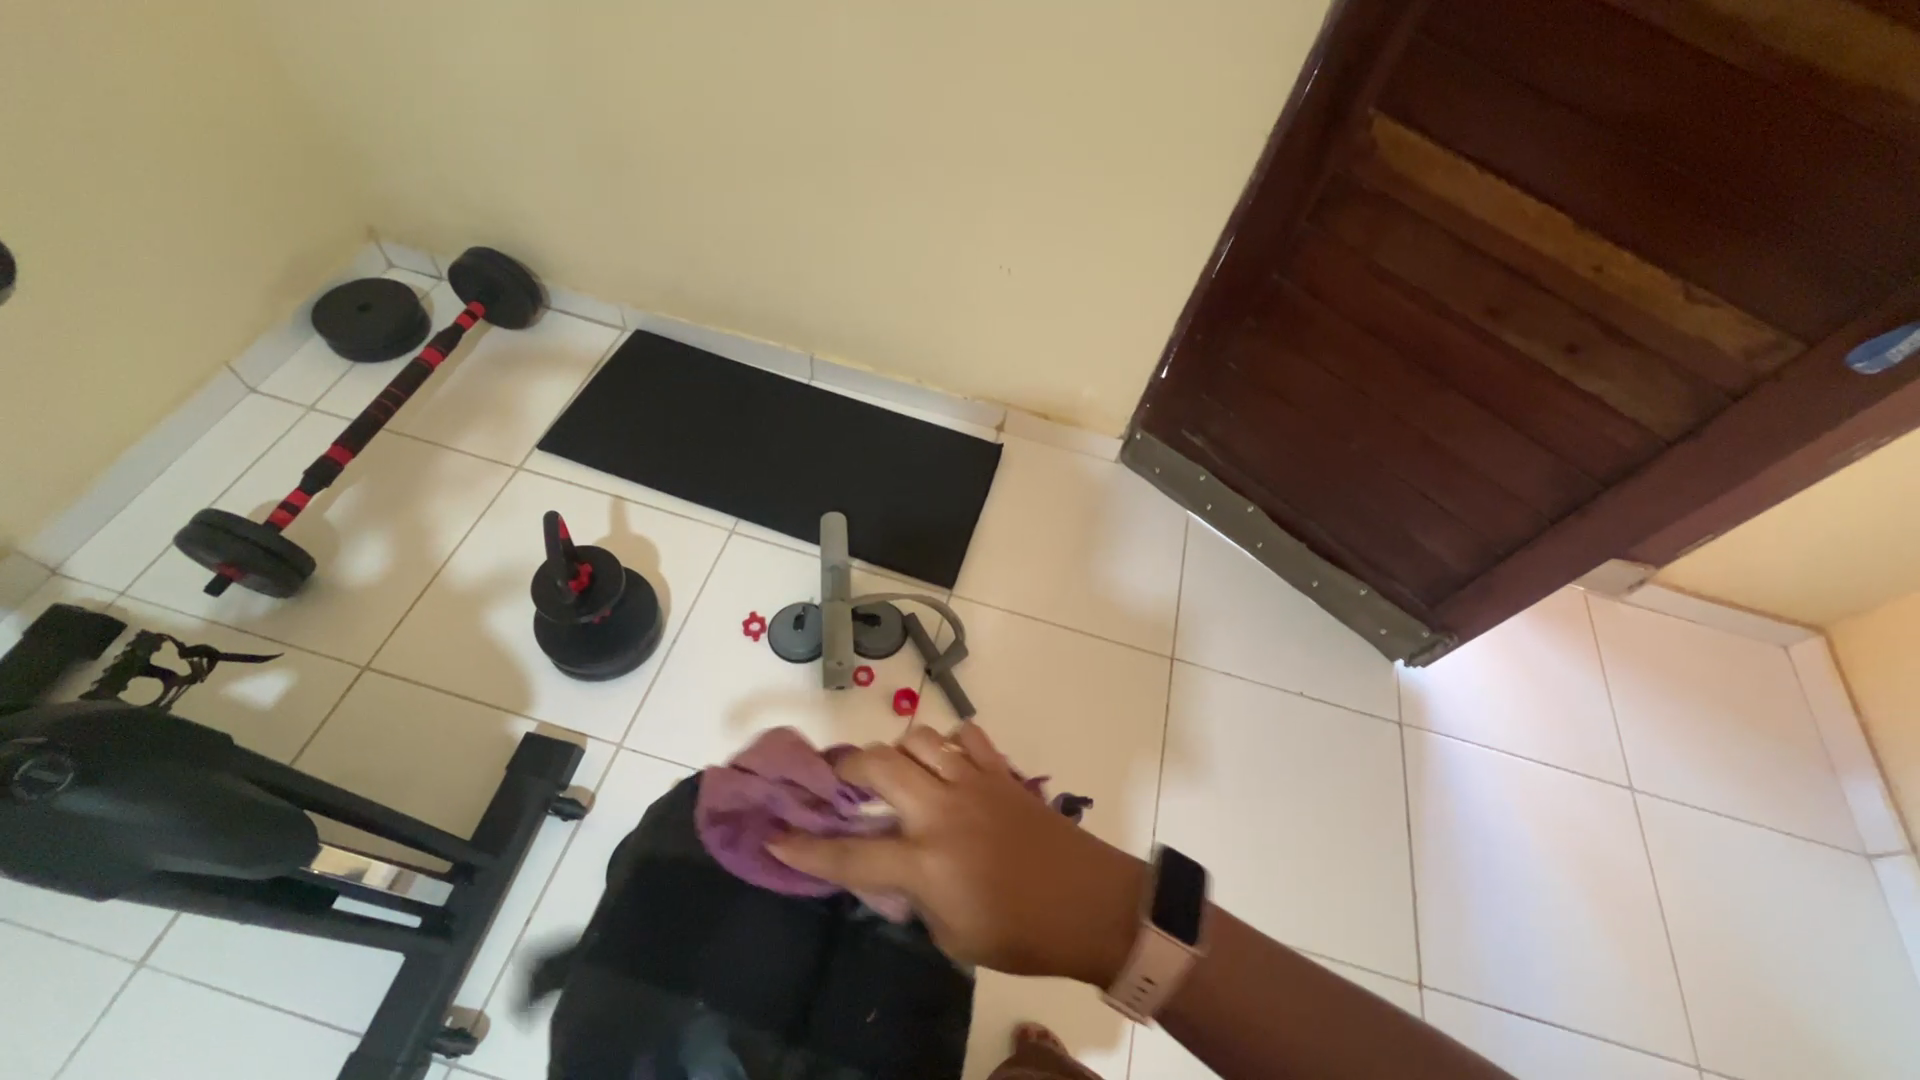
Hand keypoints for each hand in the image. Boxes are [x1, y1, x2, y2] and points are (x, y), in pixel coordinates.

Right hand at [768, 724, 1146, 985]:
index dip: (805, 848)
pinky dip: (950, 744)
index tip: (773, 835)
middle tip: (844, 783)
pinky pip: (966, 736)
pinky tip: (949, 765)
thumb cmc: (1019, 934)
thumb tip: (892, 870)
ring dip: (899, 751)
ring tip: (899, 773)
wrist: (1091, 905)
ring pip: (919, 738)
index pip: (849, 853)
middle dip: (848, 768)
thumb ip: (914, 897)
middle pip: (877, 765)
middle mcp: (941, 811)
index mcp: (924, 862)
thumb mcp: (951, 936)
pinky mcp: (1002, 772)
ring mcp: (974, 783)